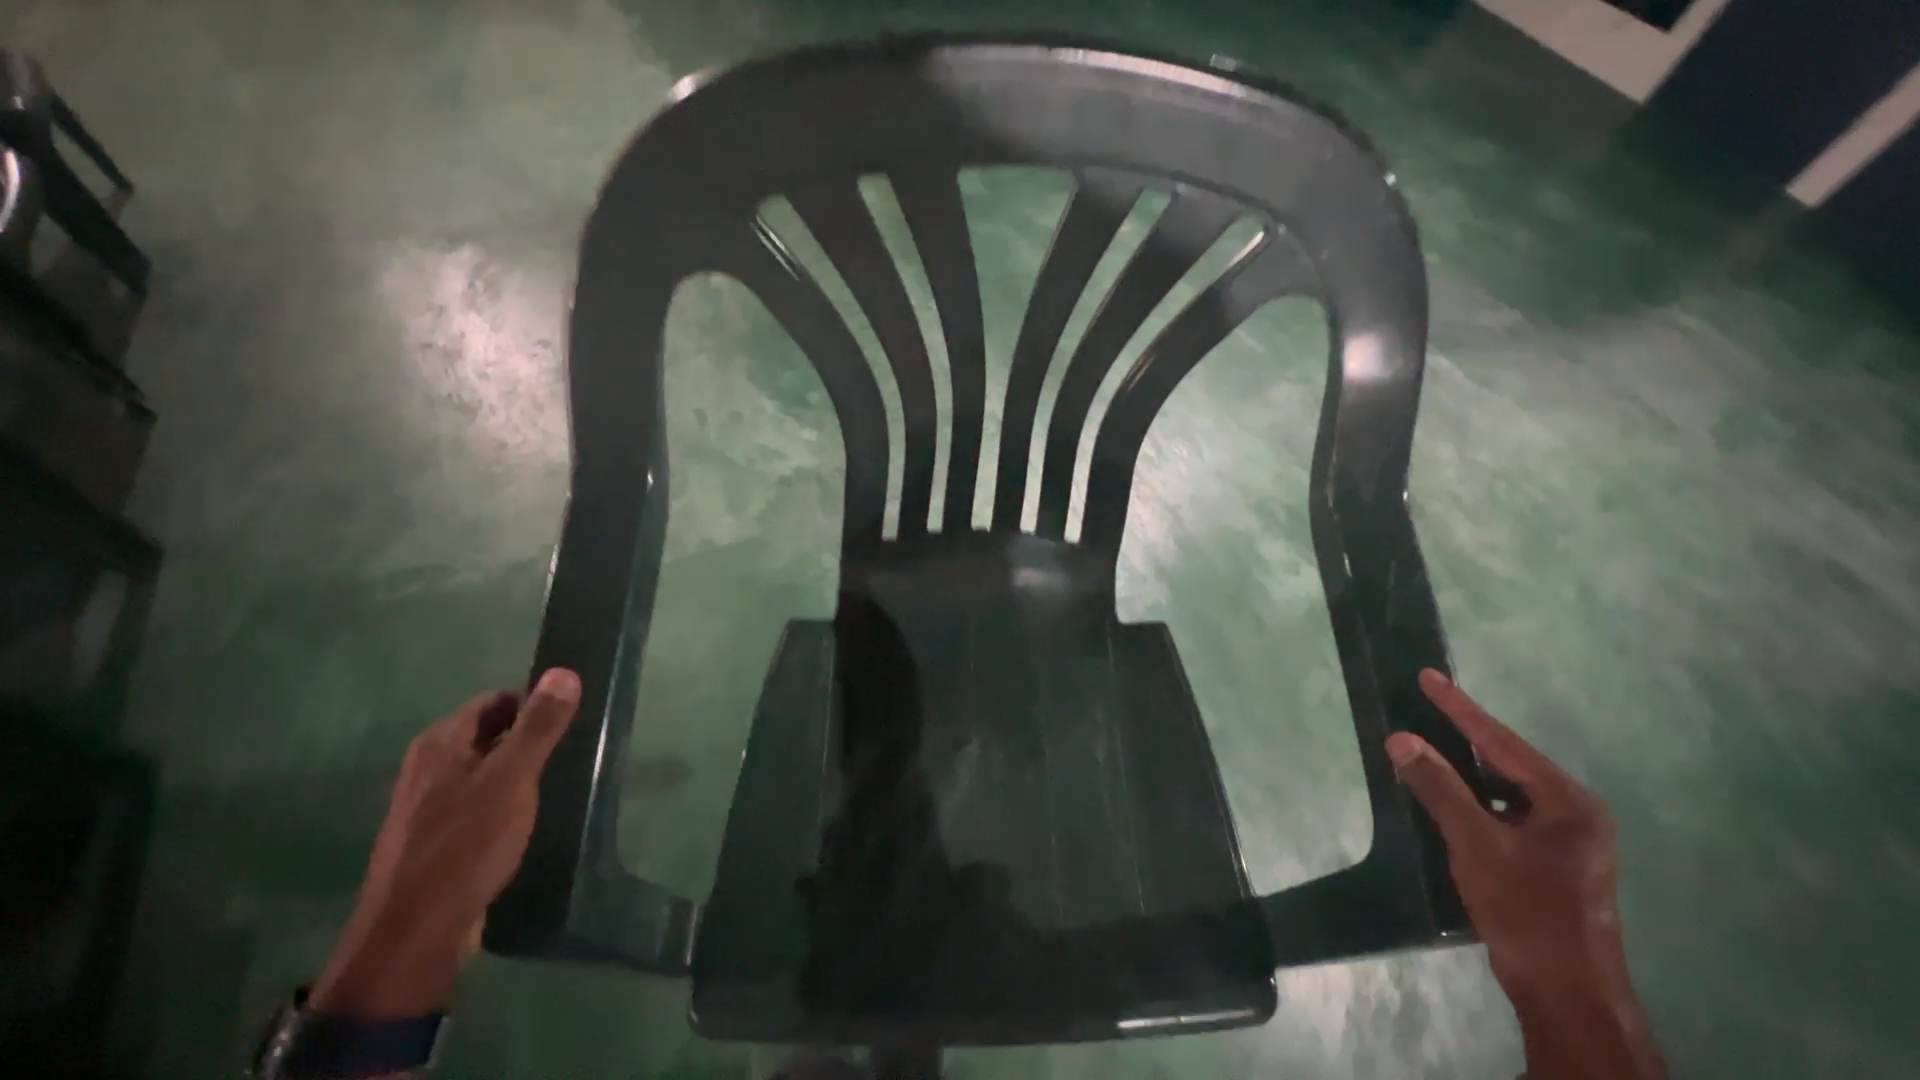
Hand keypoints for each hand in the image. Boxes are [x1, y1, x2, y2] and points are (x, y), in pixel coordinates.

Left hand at [309, 668, 580, 1018]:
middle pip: (484, 735)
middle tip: (568, 755)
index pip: (493, 702)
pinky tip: (522, 825)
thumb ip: (538, 727)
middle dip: (525, 739)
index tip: (568, 723)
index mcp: (440, 744)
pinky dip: (500, 804)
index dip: (531, 705)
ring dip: (513, 774)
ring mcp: (424, 807)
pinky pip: (473, 806)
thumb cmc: (465, 845)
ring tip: (552, 790)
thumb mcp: (512, 780)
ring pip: (479, 773)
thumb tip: (564, 672)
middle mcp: (426, 768)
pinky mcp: (431, 841)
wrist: (414, 932)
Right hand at [1388, 669, 1665, 1079]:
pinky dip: (1478, 805)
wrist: (1566, 991)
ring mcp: (1569, 840)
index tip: (1428, 676)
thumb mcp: (1475, 844)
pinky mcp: (1555, 863)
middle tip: (1425, 707)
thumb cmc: (1525, 910)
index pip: (1502, 742)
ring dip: (1468, 774)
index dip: (1460, 709)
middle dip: (1465, 738)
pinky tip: (1449, 804)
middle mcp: (1576, 812)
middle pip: (1509, 763)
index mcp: (1568, 800)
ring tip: (1429, 750)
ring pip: (1508, 792)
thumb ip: (1439, 788)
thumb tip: (1401, 739)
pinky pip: (1510, 816)